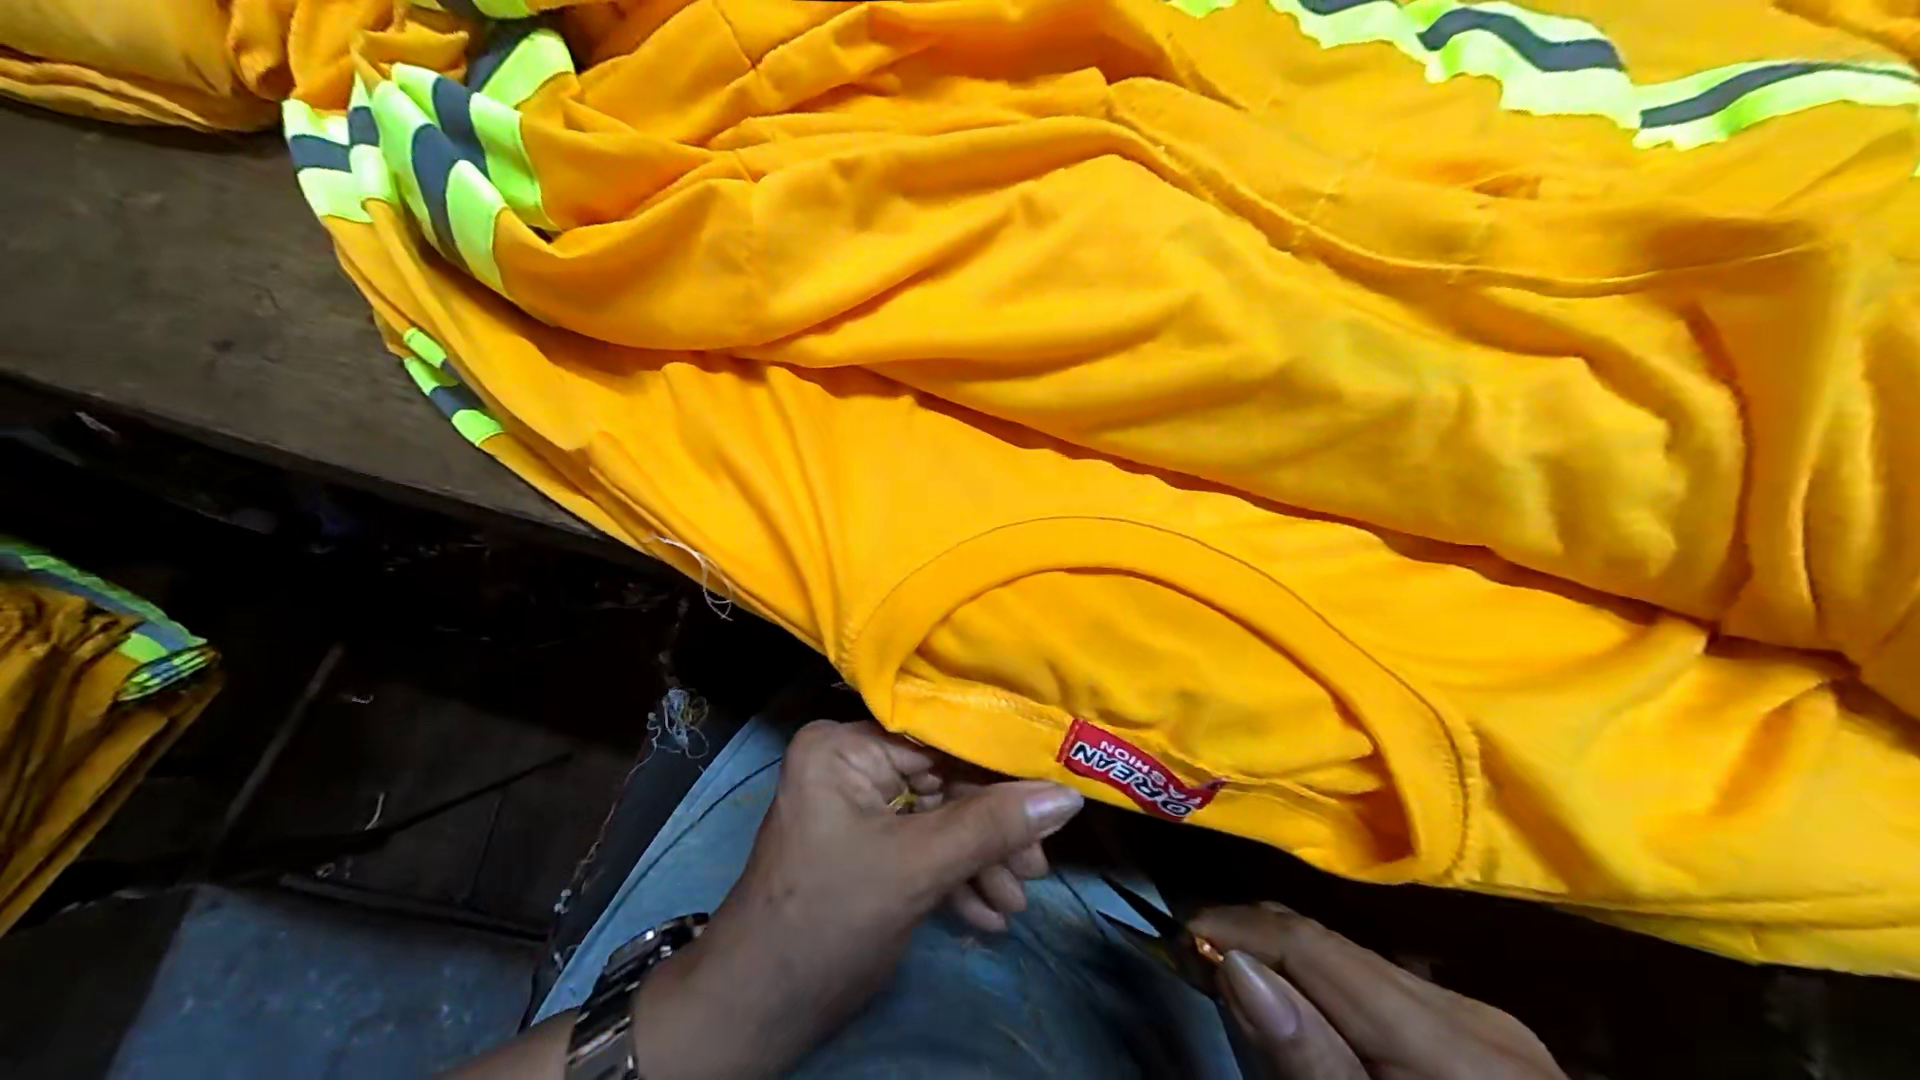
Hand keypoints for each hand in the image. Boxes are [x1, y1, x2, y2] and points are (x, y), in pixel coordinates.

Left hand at [627, 720, 1084, 1079]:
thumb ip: (992, 826)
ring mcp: (861, 804)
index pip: (940, 740)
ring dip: (980, 860)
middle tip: (1037, 867)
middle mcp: (852, 762)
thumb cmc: (828, 921)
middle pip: (945, 781)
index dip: (999, 766)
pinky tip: (989, 914)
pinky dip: (956, 878)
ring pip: (941, 818)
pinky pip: (924, 845)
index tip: (1054, 792)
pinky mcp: (871, 843)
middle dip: (992, 831)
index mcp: (845, 746)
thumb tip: (1066, 795)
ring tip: (1016, 901)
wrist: (761, 1011)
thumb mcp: (916, 868)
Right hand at [1190, 904, 1568, 1079]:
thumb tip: (1234, 964)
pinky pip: (1378, 986)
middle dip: (1254, 940)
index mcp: (1454, 1044)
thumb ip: (1311, 1060)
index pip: (1316, 946)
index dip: (1239, 929)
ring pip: (1352, 958)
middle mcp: (1471, 1013)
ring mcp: (1484, 1022)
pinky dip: (1324, 985)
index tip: (1178, 937)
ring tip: (1234, 976)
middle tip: (1193, 958)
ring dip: (1285, 960)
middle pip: (1333, 944)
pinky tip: (1299, 1007)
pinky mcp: (1483, 1036)